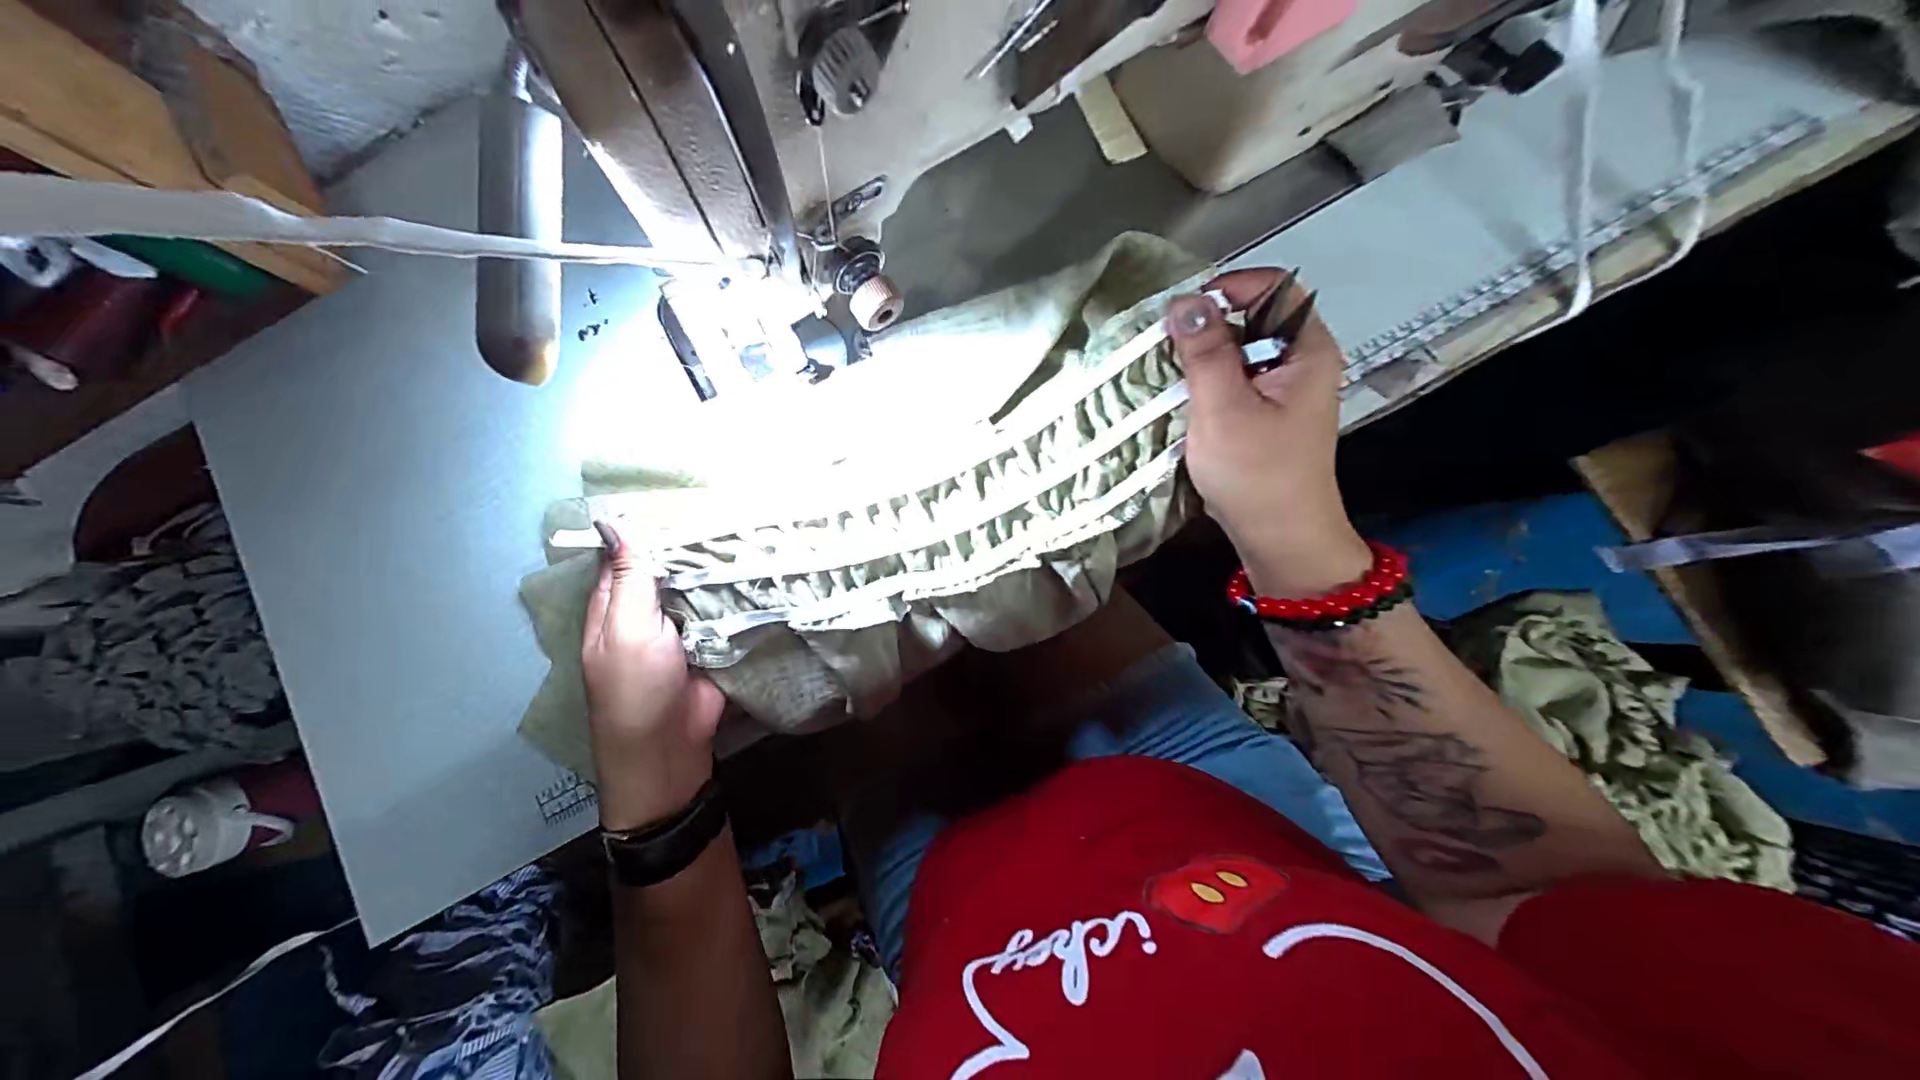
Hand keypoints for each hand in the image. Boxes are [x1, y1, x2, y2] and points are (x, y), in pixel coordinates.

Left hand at [581, 519, 726, 831]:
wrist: (671, 747)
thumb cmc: (636, 688)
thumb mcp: (626, 629)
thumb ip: (628, 579)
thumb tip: (613, 522)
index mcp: (613, 605)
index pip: (627, 554)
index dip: (649, 527)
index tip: (682, 498)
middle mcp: (646, 612)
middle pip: (668, 568)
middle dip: (691, 545)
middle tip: (728, 510)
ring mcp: (682, 628)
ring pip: (698, 587)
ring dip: (717, 567)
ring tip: (750, 530)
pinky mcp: (712, 642)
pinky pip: (723, 611)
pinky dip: (736, 594)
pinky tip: (759, 569)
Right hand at [1169, 269, 1370, 596]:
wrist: (1279, 537)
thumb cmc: (1256, 474)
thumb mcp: (1224, 408)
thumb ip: (1204, 351)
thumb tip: (1184, 300)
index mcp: (1307, 350)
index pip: (1273, 286)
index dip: (1228, 287)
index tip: (1183, 314)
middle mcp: (1301, 361)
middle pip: (1253, 317)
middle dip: (1207, 326)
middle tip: (1165, 348)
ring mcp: (1283, 389)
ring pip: (1239, 350)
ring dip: (1202, 357)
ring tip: (1166, 374)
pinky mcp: (1264, 413)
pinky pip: (1234, 379)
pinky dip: (1207, 381)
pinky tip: (1181, 399)